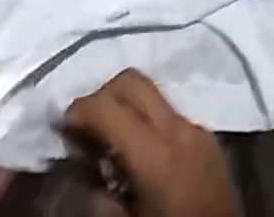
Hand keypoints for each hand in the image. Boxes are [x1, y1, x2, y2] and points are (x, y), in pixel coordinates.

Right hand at [66, 70, 236, 216]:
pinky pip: (171, 113)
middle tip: (88, 126)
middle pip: (133, 81)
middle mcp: (178, 129)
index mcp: (154, 155)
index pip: (109, 106)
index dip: (80, 108)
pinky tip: (142, 152)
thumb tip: (77, 160)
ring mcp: (196, 128)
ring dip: (127, 105)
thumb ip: (95, 192)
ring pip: (153, 92)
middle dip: (103, 94)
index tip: (66, 125)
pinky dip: (149, 120)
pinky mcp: (207, 135)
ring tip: (113, 139)